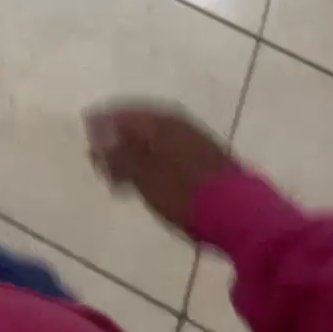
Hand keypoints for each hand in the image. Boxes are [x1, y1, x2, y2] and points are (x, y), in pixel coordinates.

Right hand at [84, 102, 233, 236]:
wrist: (245, 219)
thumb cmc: (183, 192)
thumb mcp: (141, 176)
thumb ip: (115, 157)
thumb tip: (95, 144)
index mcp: (158, 120)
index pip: (119, 112)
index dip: (100, 123)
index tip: (87, 139)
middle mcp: (176, 124)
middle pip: (136, 126)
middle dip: (116, 142)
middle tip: (101, 164)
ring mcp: (196, 142)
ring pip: (153, 142)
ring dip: (134, 156)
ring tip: (121, 180)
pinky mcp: (209, 162)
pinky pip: (169, 155)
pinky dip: (153, 165)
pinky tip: (149, 184)